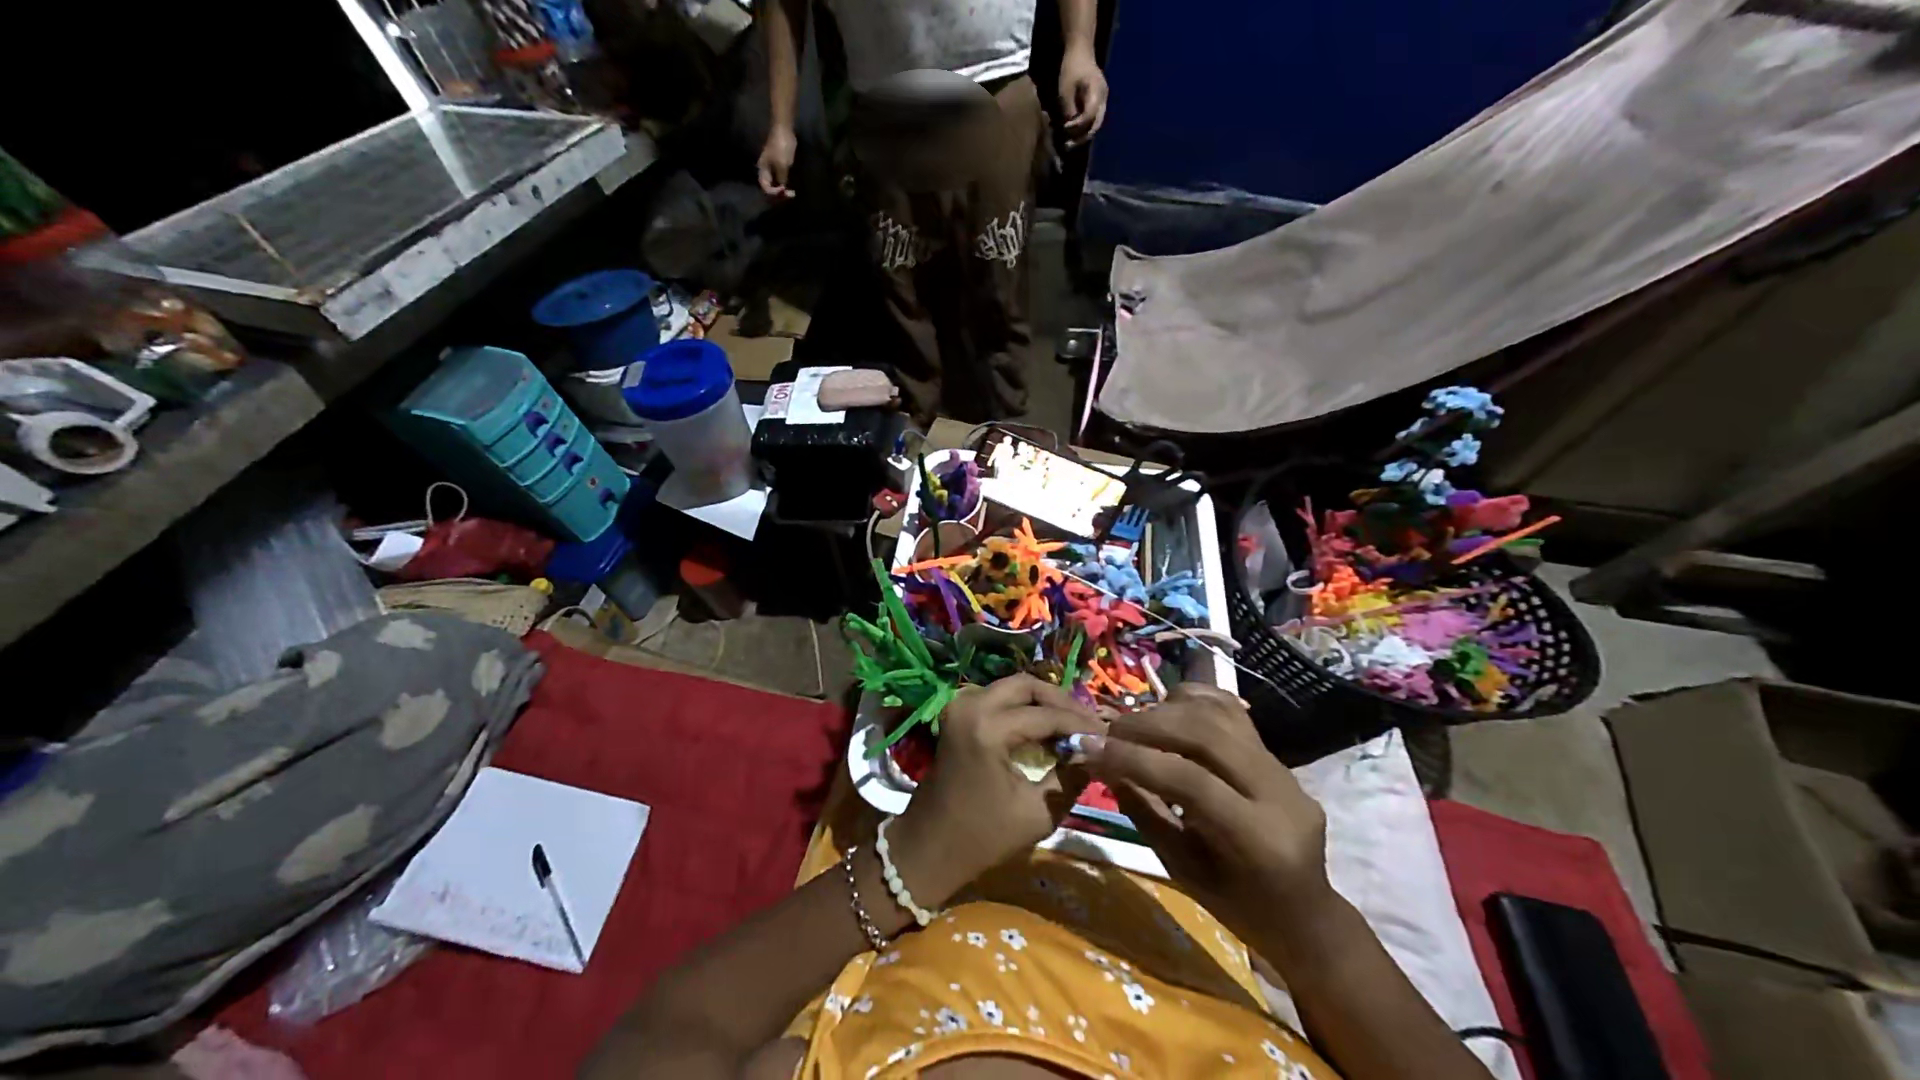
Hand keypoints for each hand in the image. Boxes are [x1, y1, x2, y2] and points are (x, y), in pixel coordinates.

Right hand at [757, 126, 796, 197]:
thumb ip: (782, 178)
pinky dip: (785, 184)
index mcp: (763, 170)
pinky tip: (791, 186)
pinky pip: (780, 179)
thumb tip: (783, 188)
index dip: (774, 193)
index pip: (765, 188)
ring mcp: (772, 169)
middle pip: (770, 188)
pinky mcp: (779, 166)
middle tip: (791, 194)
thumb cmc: (780, 147)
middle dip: (780, 194)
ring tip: (792, 192)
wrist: (784, 130)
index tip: (784, 191)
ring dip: (783, 190)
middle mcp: (766, 171)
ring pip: (776, 184)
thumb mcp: (782, 165)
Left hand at [891, 675, 1105, 907]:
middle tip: (1089, 725)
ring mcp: (959, 705)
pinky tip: (1044, 727)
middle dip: (1062, 702)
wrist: (929, 848)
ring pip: (1012, 687)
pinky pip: (997, 697)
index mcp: (987, 728)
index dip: (1081, 725)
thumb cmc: (982, 838)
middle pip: (1028, 686)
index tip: (1109, 736)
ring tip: (1072, 726)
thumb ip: (1070, 776)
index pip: (1047, 715)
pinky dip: (1023, 706)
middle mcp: (970, 705)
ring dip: (1043, 702)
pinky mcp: (956, 713)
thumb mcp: (1038, 813)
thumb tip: (1095, 751)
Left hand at [1058, 52, 1108, 147]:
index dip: (1077, 127)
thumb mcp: (1065, 90)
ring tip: (1069, 143)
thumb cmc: (1072, 68)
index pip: (1089, 117)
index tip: (1064, 129)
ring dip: (1083, 135)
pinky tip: (1073, 133)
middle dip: (1081, 138)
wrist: (1081, 51)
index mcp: (1097, 92)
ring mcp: (1103, 100)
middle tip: (1067, 146)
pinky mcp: (1099, 102)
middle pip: (1095, 125)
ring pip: (1096, 125)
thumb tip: (1068, 130)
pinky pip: (1093, 120)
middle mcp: (1103, 98)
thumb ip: (1068, 110)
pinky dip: (1084, 128)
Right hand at [1086, 684, 1332, 945]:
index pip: (1190, 780)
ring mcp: (1283, 768)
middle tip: (1106, 733)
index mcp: (1257, 839)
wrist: (1304, 914)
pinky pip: (1232, 712)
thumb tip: (1103, 763)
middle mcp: (1279, 793)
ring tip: (1133, 725)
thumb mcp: (1182, 871)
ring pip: (1219, 714)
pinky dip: (1193, 702)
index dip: (1134, 760)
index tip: (1089, 750)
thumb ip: (1145, 812)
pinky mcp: (1278, 754)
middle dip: (1146, 726)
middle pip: (1205, 734)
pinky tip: (1165, 711)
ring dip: (1166, 710)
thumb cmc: (1238, 908)